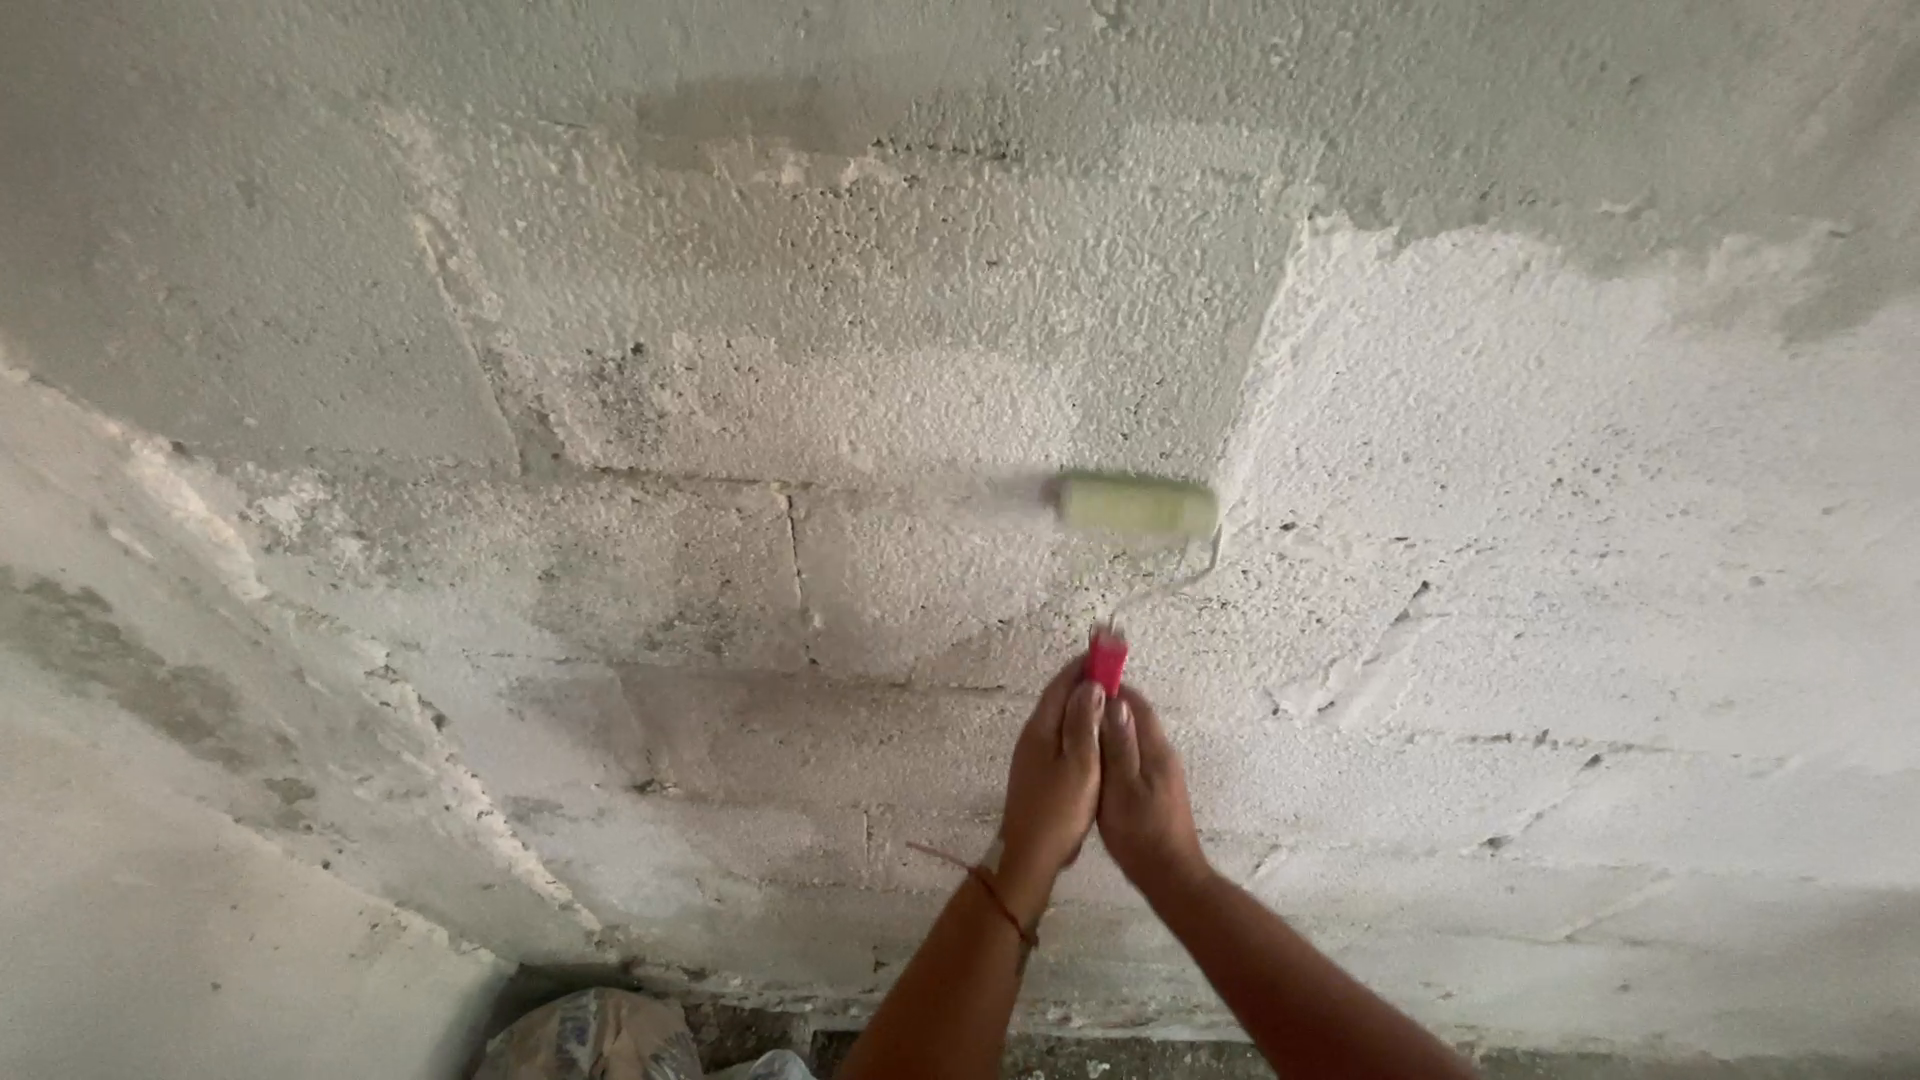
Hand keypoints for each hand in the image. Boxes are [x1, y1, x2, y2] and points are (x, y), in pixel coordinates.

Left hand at [998, 657, 1104, 883]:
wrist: (1029, 854)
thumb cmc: (1059, 810)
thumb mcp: (1080, 764)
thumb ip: (1083, 723)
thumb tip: (1090, 686)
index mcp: (1041, 728)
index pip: (1061, 685)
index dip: (1082, 667)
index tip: (1104, 653)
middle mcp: (1032, 734)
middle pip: (1058, 698)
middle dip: (1082, 681)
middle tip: (1111, 672)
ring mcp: (1032, 753)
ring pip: (1059, 717)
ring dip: (1081, 703)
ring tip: (1108, 697)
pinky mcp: (1038, 770)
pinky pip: (1060, 734)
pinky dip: (1077, 724)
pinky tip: (1093, 734)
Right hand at [1098, 685, 1210, 897]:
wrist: (1171, 876)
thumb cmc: (1141, 833)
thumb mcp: (1122, 787)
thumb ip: (1120, 745)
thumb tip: (1116, 702)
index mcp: (1155, 749)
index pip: (1135, 703)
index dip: (1112, 687)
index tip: (1084, 679)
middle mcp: (1162, 754)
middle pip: (1135, 717)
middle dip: (1107, 705)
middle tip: (1074, 705)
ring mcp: (1162, 772)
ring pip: (1133, 736)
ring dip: (1109, 727)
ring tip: (1078, 729)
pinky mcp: (1157, 788)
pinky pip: (1133, 754)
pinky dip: (1114, 747)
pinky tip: (1094, 760)